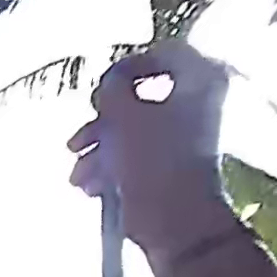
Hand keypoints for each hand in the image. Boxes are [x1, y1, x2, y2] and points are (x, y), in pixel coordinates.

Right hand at [67, 43, 234, 267]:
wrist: (172, 221)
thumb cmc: (155, 163)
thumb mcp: (127, 117)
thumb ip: (114, 90)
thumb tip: (109, 83)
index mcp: (199, 81)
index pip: (162, 55)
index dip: (127, 67)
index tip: (102, 85)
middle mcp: (193, 106)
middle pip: (136, 101)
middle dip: (100, 123)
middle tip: (77, 140)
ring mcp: (178, 141)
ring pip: (126, 134)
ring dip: (95, 152)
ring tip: (78, 175)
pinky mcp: (162, 170)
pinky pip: (128, 159)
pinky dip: (106, 170)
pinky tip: (89, 187)